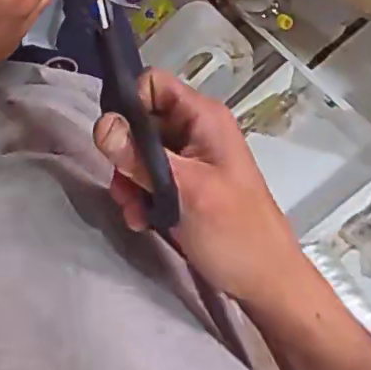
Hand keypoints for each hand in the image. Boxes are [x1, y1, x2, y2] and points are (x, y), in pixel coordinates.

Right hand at [94, 69, 308, 305]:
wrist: (268, 286)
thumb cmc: (234, 232)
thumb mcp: (183, 191)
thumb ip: (140, 157)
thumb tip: (101, 124)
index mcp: (203, 116)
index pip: (153, 83)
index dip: (130, 102)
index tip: (116, 137)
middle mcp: (196, 127)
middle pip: (143, 118)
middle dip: (126, 151)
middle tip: (122, 184)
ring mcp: (192, 156)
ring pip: (142, 148)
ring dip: (130, 178)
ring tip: (131, 208)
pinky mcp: (186, 182)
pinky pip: (151, 174)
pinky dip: (141, 193)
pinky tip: (141, 218)